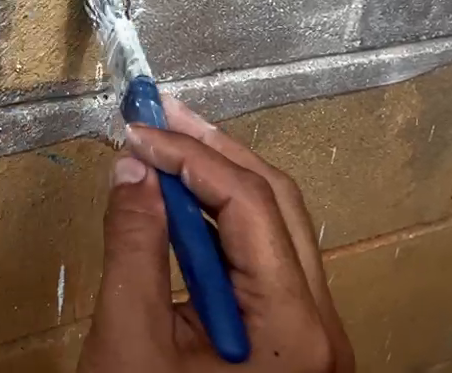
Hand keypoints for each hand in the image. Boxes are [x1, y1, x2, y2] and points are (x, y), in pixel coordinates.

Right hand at [80, 98, 354, 372]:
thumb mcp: (130, 338)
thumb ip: (133, 244)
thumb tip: (131, 166)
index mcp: (293, 329)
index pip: (247, 203)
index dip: (185, 153)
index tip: (131, 128)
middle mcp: (321, 326)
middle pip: (277, 202)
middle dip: (210, 146)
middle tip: (155, 110)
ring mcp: (312, 336)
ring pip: (276, 224)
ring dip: (215, 174)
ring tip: (162, 140)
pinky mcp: (290, 340)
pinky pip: (262, 255)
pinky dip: (216, 215)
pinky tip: (176, 199)